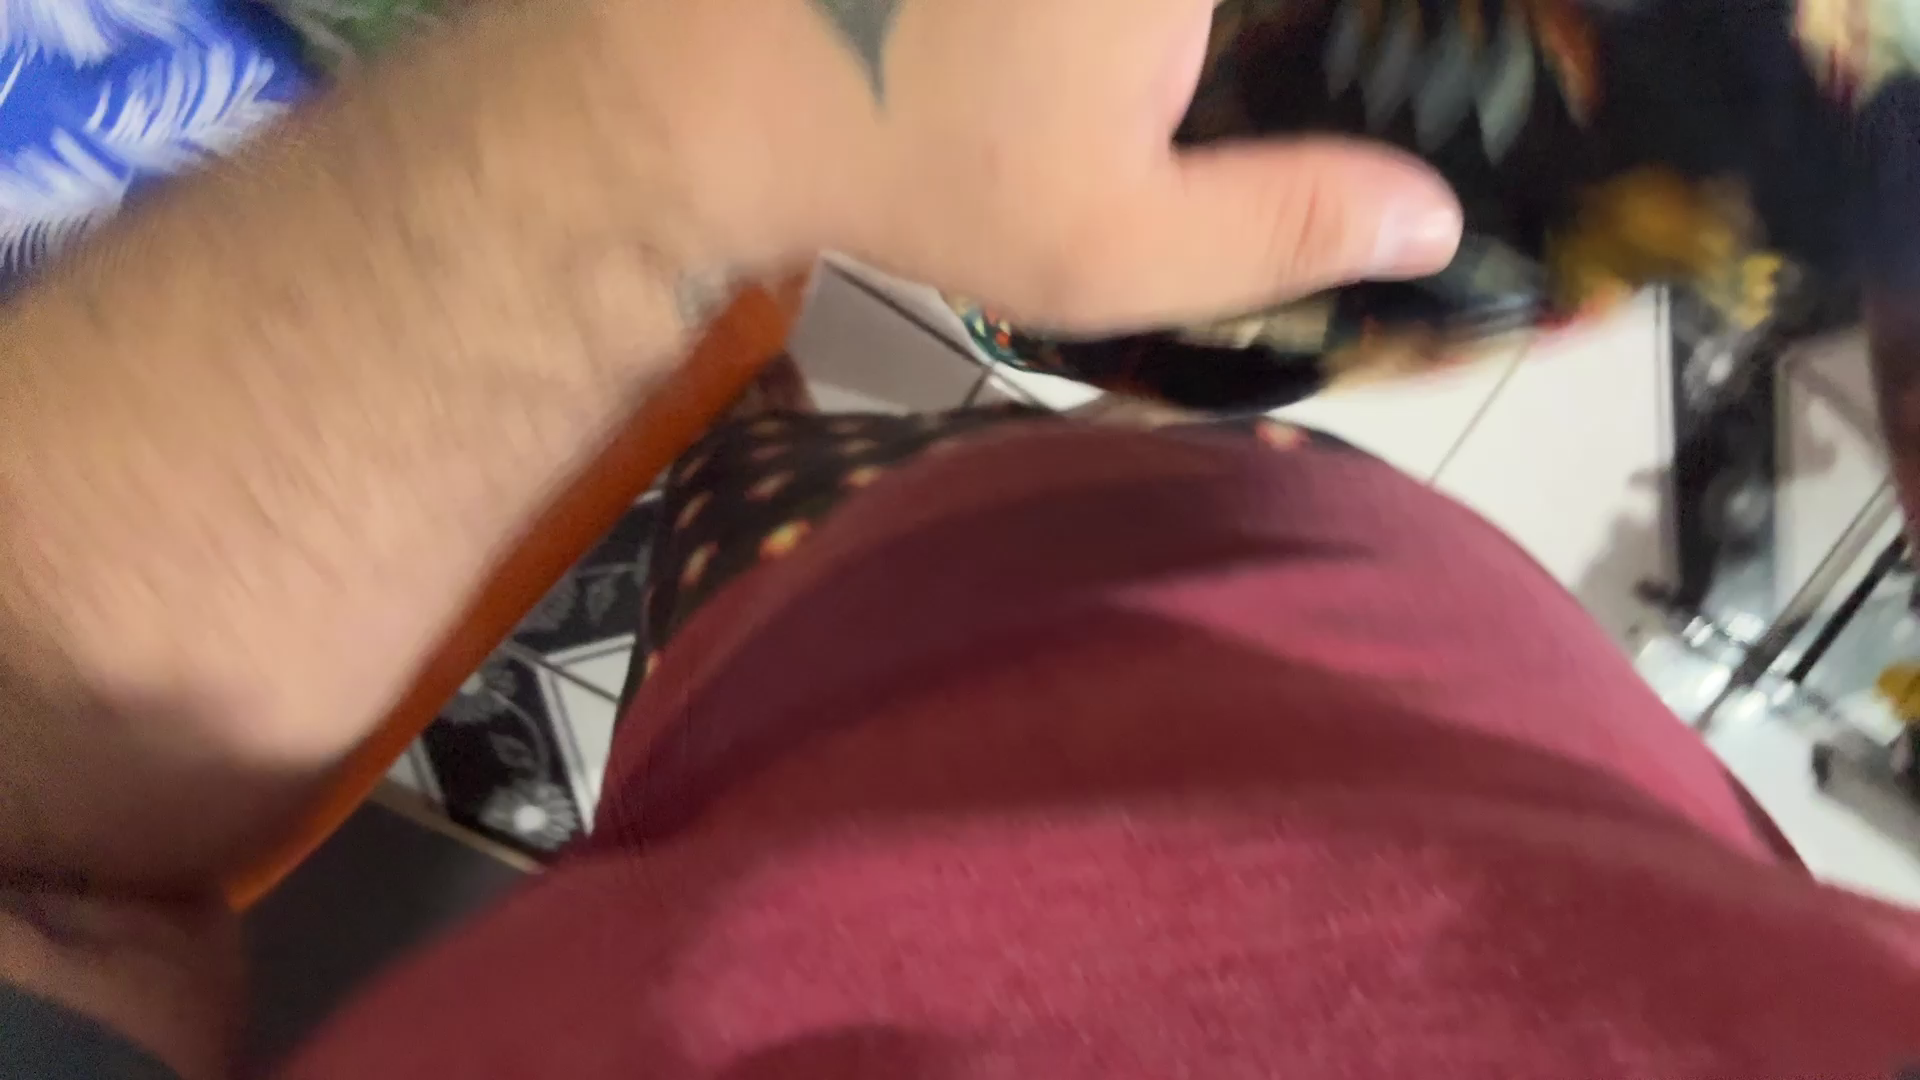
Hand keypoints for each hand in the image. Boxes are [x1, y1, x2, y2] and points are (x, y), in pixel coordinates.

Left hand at [634, 0, 1461, 330]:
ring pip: (1188, 10)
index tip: (1449, 51)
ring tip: (1096, 102)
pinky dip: (1161, 33)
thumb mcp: (1108, 250)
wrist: (719, 81)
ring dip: (1193, 49)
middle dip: (1308, 56)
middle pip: (1261, 15)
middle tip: (1168, 118)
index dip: (1439, 55)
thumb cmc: (918, 171)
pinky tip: (1125, 62)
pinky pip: (1149, 4)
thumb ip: (1281, 232)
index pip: (1387, 17)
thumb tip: (1430, 224)